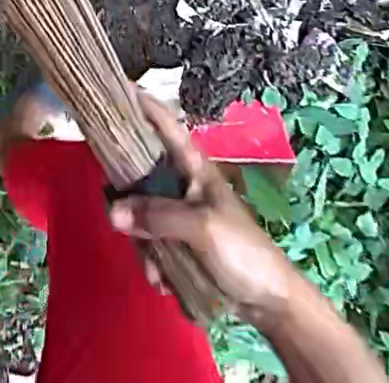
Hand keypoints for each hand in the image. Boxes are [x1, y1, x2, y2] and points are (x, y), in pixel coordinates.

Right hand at [108, 91, 303, 323]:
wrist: (275, 304)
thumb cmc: (245, 252)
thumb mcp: (200, 227)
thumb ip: (156, 215)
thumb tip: (113, 211)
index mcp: (194, 166)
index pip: (165, 123)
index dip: (143, 102)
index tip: (117, 84)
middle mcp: (183, 182)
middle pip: (140, 170)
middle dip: (128, 198)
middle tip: (119, 215)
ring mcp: (182, 211)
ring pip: (142, 210)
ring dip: (143, 242)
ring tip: (156, 268)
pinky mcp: (181, 239)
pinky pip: (151, 240)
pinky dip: (154, 261)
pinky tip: (163, 280)